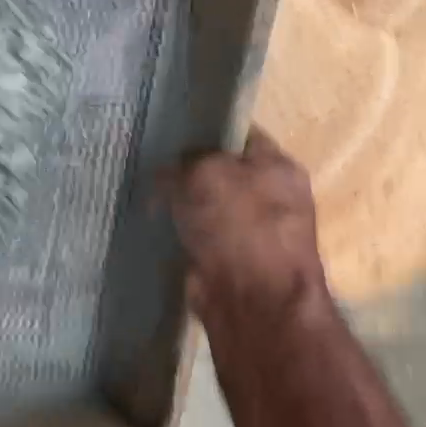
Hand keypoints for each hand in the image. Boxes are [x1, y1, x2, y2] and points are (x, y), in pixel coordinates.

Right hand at [167, 129, 328, 320]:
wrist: (253, 297)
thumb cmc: (238, 225)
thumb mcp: (204, 171)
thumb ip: (186, 158)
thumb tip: (172, 170)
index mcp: (278, 166)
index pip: (237, 133)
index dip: (202, 129)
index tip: (167, 130)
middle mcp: (271, 193)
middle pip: (217, 167)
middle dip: (183, 167)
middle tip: (151, 164)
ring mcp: (252, 226)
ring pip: (202, 198)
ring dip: (177, 199)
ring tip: (147, 195)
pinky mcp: (231, 252)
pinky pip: (196, 227)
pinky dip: (177, 226)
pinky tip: (155, 222)